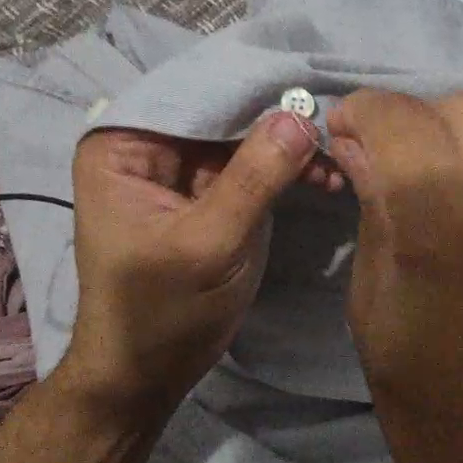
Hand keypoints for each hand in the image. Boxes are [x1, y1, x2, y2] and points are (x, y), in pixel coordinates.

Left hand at [59, 112, 319, 417]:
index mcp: (124, 146)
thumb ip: (253, 179)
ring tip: (338, 162)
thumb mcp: (209, 244)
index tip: (310, 88)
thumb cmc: (162, 311)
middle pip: (224, 115)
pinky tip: (325, 179)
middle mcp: (150, 149)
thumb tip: (301, 117)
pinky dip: (290, 173)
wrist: (150, 374)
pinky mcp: (214, 199)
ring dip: (293, 149)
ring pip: (247, 140)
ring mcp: (185, 175)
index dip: (253, 91)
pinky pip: (256, 170)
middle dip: (280, 121)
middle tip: (337, 124)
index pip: (195, 96)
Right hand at [326, 91, 462, 462]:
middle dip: (413, 121)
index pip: (396, 114)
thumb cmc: (436, 417)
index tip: (343, 138)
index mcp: (444, 215)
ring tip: (441, 173)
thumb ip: (376, 213)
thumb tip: (363, 148)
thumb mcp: (375, 314)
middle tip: (390, 161)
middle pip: (459, 105)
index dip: (358, 115)